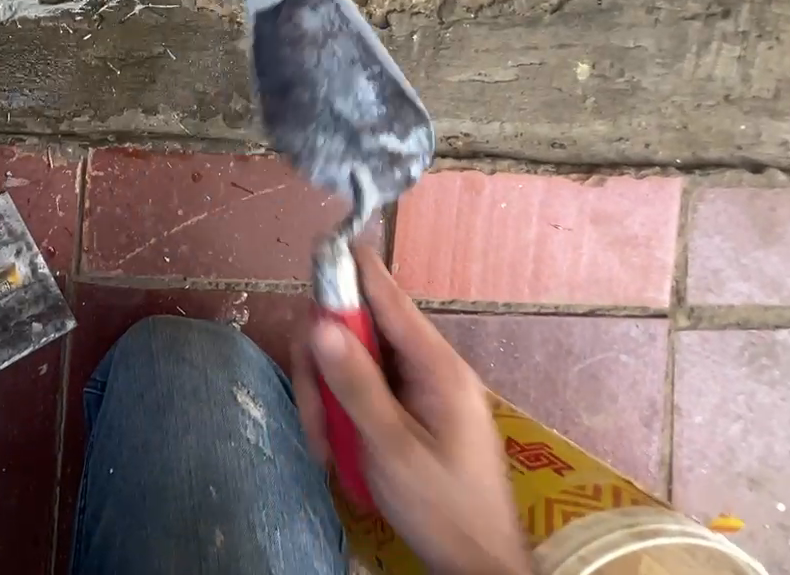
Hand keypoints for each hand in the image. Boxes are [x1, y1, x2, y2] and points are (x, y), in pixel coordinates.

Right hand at [292, 247, 530, 574]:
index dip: (349, 267)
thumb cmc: (443, 508)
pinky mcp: (398, 402)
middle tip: (311, 409)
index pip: (385, 292)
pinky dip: (333, 407)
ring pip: (343, 355)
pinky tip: (333, 444)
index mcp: (435, 364)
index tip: (315, 247)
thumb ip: (355, 384)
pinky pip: (351, 381)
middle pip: (351, 326)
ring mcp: (409, 382)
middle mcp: (421, 362)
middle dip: (319, 362)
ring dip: (322, 393)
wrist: (478, 569)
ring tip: (323, 442)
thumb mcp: (393, 448)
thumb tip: (317, 320)